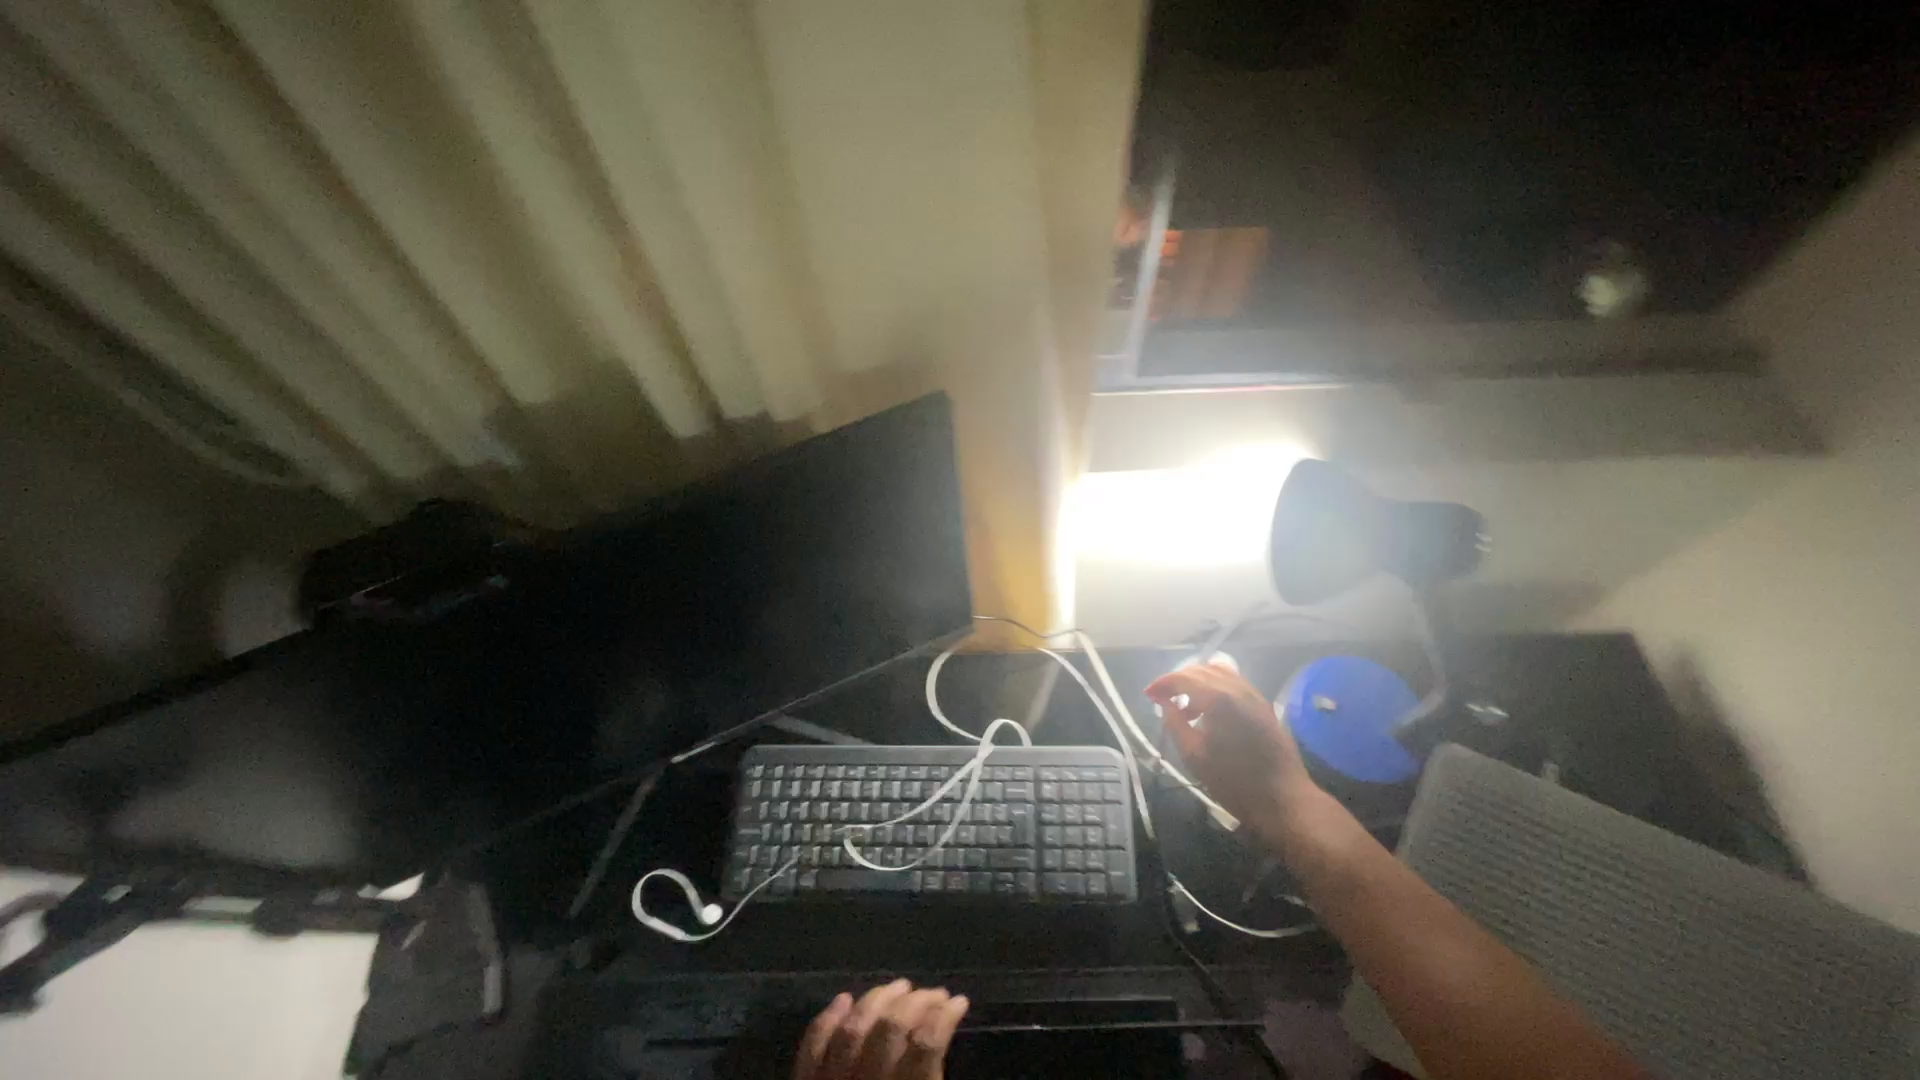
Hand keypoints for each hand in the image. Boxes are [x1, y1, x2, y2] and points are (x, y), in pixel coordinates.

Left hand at [793, 979, 969, 1079]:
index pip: (926, 1046)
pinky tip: (845, 999)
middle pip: (890, 1030)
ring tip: (900, 987)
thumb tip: (942, 1052)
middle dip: (916, 1002)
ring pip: (852, 1030)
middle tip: (935, 993)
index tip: (960, 1002)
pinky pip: (812, 1048)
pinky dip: (828, 1018)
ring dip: (877, 1000)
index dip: (944, 1017)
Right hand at [1144, 662, 1320, 842]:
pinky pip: (1234, 684)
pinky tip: (1209, 712)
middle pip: (1201, 670)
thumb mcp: (1193, 755)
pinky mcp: (1264, 705)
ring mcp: (1254, 695)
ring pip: (1219, 673)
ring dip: (1198, 683)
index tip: (1148, 695)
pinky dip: (1216, 689)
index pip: (1182, 678)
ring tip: (1185, 707)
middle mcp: (1237, 688)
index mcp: (1217, 698)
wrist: (1282, 798)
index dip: (1162, 684)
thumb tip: (1165, 704)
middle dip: (1178, 681)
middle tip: (1163, 699)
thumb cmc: (1233, 781)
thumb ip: (1174, 723)